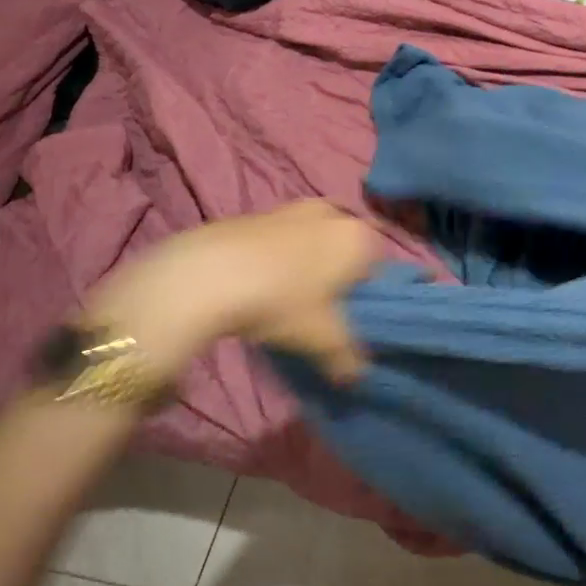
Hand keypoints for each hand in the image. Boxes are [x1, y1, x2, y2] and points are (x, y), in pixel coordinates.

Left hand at [83, 201, 377, 385]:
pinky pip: (283, 234)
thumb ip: (347, 359)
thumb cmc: (281, 302)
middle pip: (349, 246)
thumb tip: (357, 378)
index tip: (351, 316)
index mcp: (360, 238)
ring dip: (309, 259)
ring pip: (316, 236)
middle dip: (340, 271)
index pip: (381, 266)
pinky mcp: (258, 211)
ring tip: (290, 294)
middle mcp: (334, 213)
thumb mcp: (322, 340)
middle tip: (323, 305)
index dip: (369, 294)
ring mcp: (294, 207)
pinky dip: (279, 253)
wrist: (204, 275)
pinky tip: (260, 281)